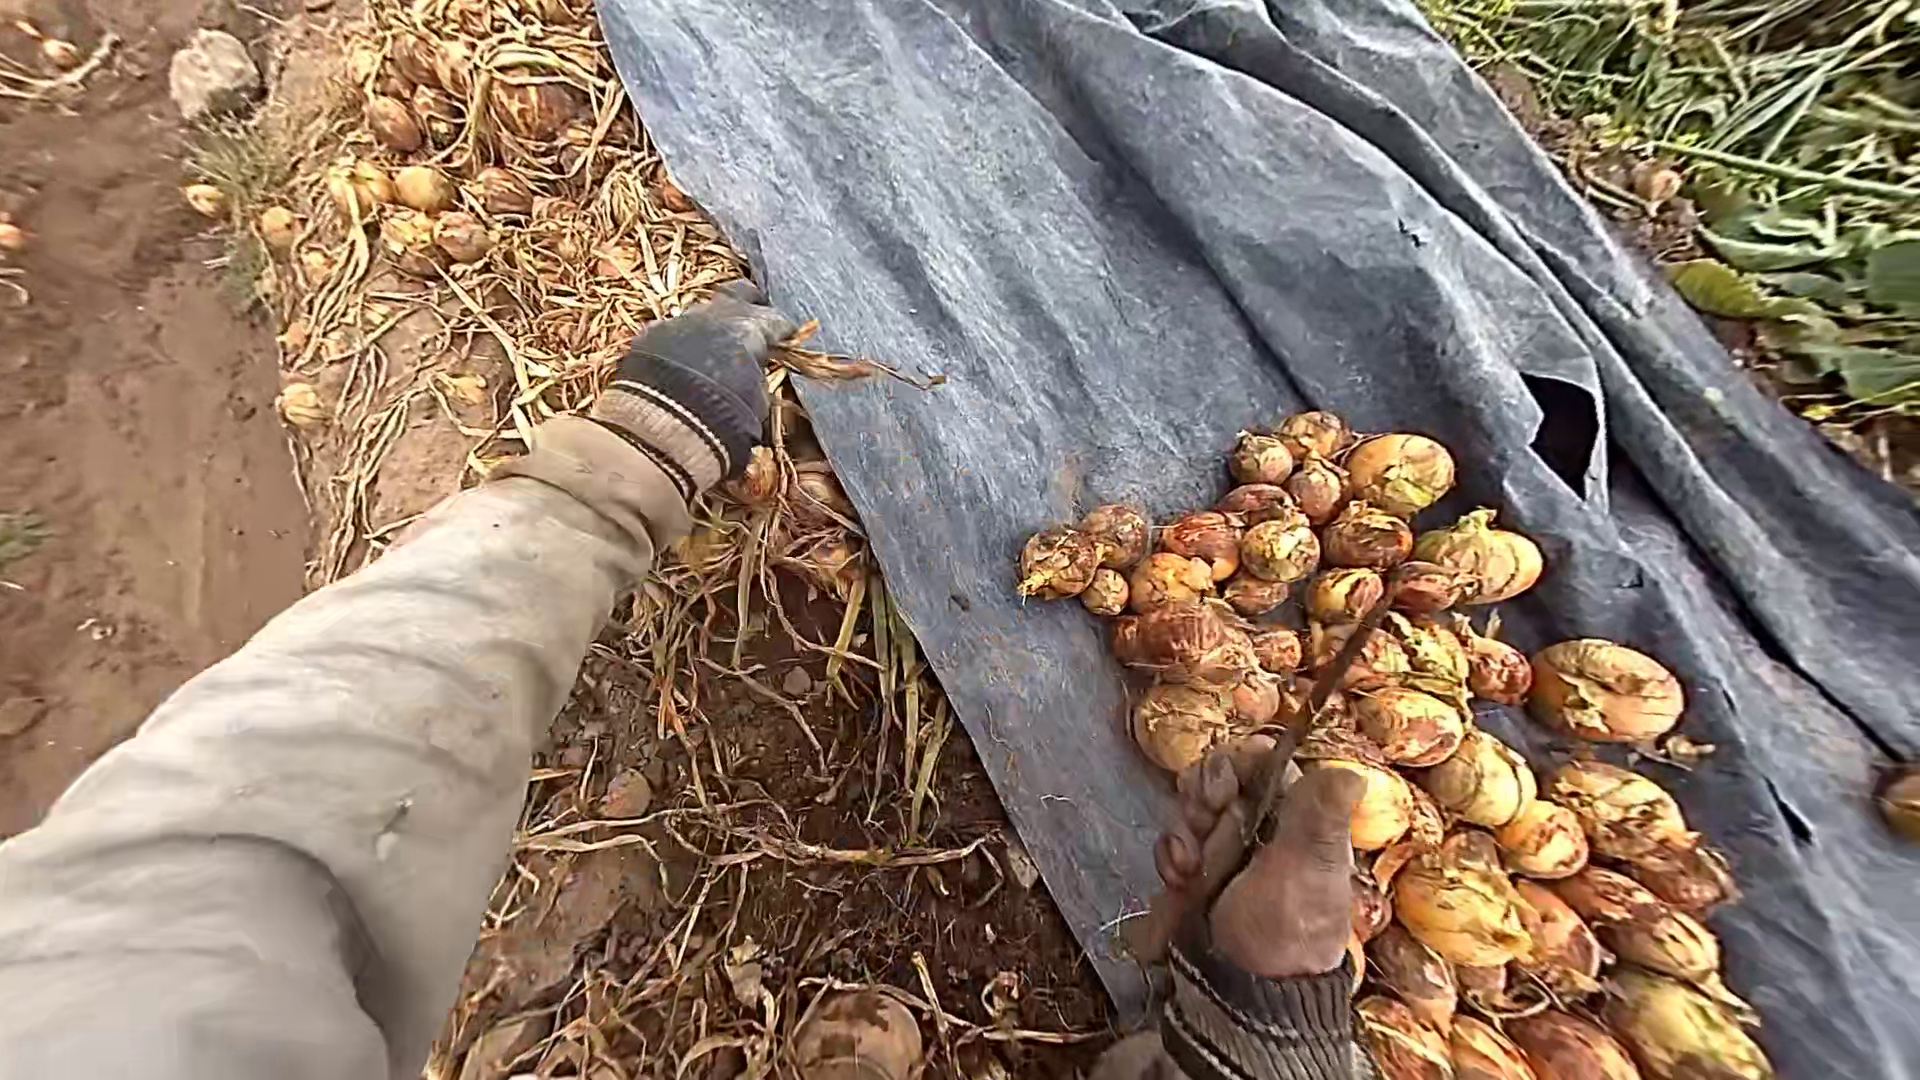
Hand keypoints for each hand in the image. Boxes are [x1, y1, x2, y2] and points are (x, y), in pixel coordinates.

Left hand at [591, 280, 796, 499]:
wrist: (663, 426)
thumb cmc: (723, 419)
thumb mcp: (758, 405)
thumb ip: (760, 381)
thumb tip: (757, 378)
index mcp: (750, 329)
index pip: (776, 320)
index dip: (785, 331)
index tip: (789, 339)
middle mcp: (716, 315)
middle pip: (741, 293)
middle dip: (753, 304)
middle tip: (758, 321)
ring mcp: (681, 319)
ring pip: (706, 308)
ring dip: (718, 323)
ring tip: (722, 343)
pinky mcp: (653, 333)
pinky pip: (677, 327)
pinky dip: (689, 339)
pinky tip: (690, 357)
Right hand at [1155, 740, 1363, 977]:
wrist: (1242, 992)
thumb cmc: (1284, 929)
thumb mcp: (1306, 873)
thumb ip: (1318, 820)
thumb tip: (1352, 772)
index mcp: (1293, 816)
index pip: (1257, 759)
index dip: (1233, 764)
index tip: (1224, 791)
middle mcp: (1258, 821)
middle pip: (1216, 773)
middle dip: (1201, 797)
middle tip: (1205, 824)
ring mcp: (1223, 842)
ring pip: (1189, 802)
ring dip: (1182, 829)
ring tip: (1191, 865)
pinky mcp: (1194, 862)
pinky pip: (1171, 834)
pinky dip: (1169, 854)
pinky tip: (1179, 879)